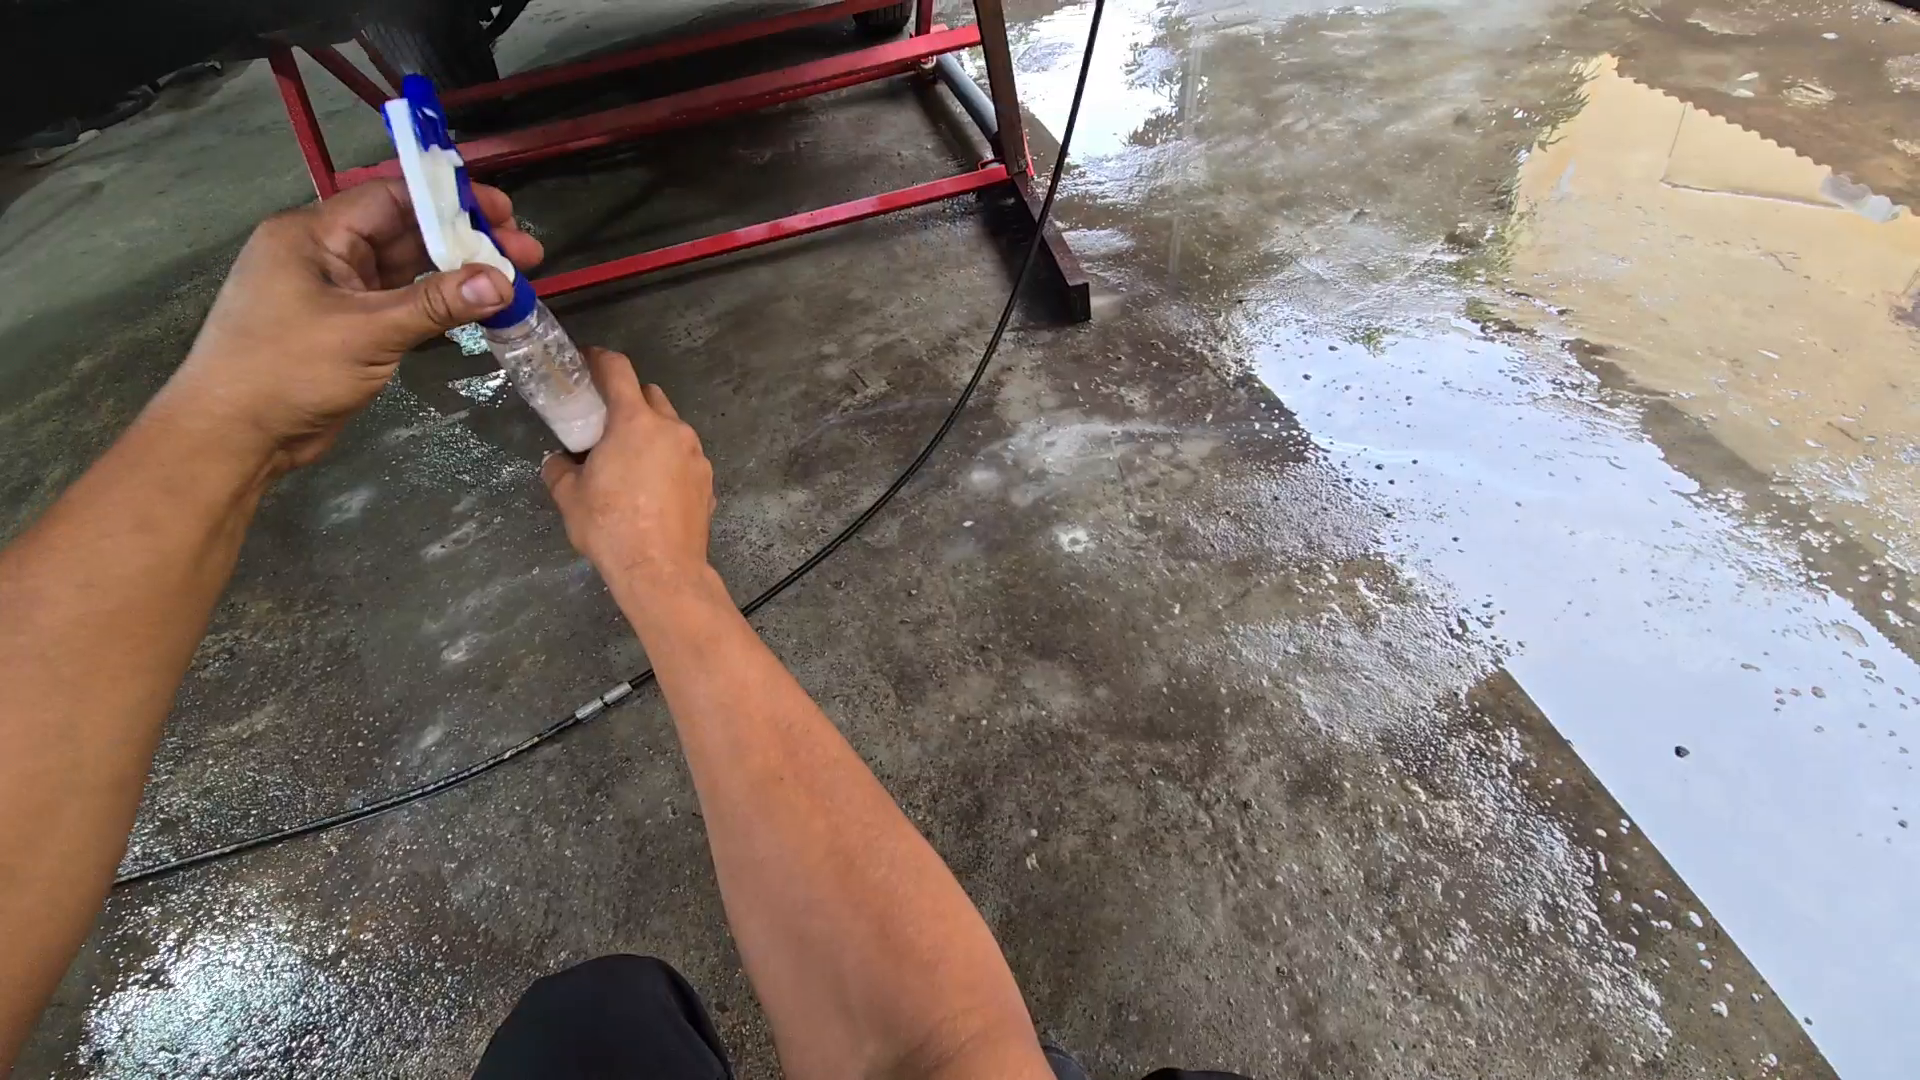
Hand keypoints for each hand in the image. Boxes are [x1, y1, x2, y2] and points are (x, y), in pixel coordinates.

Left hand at [156, 178, 544, 470]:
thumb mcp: (368, 331)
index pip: (391, 199)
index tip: (503, 211)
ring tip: (515, 278)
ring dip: (461, 273)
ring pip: (412, 271)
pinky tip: (483, 308)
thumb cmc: (287, 369)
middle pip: (408, 233)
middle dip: (467, 240)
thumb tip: (502, 282)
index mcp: (315, 236)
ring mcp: (342, 292)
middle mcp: (328, 255)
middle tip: (526, 250)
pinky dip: (446, 304)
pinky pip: (409, 303)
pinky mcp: (356, 326)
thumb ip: (437, 304)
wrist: (238, 431)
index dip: (449, 201)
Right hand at [541, 349, 716, 593]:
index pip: (619, 371)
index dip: (600, 360)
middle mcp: (674, 431)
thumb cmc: (611, 527)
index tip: (587, 362)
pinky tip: (654, 488)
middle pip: (651, 396)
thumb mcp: (569, 496)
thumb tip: (559, 461)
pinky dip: (669, 461)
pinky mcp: (709, 482)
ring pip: (673, 428)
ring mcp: (697, 456)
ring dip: (652, 433)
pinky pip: (685, 459)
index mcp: (636, 423)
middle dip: (629, 400)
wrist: (662, 569)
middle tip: (606, 422)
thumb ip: (560, 468)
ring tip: (630, 460)